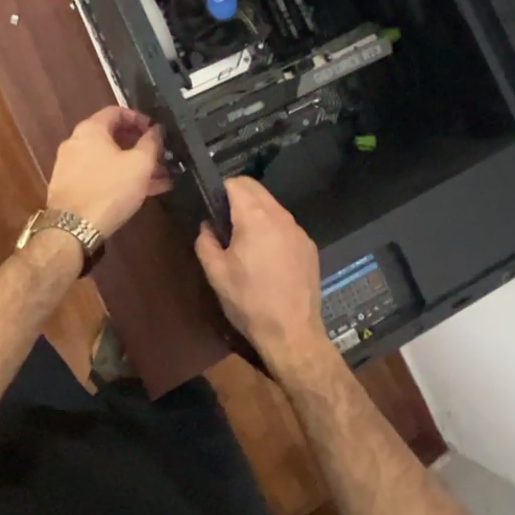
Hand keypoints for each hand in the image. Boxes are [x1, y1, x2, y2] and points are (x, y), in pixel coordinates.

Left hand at [47, 107, 172, 235]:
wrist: (72, 229)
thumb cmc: (109, 190)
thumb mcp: (139, 165)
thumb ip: (151, 143)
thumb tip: (157, 130)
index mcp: (90, 130)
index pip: (116, 111)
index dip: (140, 118)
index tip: (156, 130)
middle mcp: (76, 143)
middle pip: (112, 137)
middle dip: (140, 146)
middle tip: (160, 156)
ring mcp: (70, 166)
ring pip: (109, 159)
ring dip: (133, 166)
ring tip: (160, 178)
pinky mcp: (71, 187)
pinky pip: (100, 176)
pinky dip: (119, 178)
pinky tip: (142, 192)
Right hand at [194, 177, 327, 366]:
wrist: (291, 332)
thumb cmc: (249, 301)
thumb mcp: (215, 273)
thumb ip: (205, 241)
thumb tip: (208, 226)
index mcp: (255, 217)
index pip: (235, 182)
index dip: (219, 189)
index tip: (211, 206)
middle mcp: (280, 216)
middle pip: (256, 188)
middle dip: (237, 196)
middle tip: (223, 221)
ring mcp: (298, 230)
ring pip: (272, 206)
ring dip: (256, 213)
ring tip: (244, 240)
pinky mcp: (309, 246)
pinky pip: (286, 226)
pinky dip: (273, 230)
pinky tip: (267, 257)